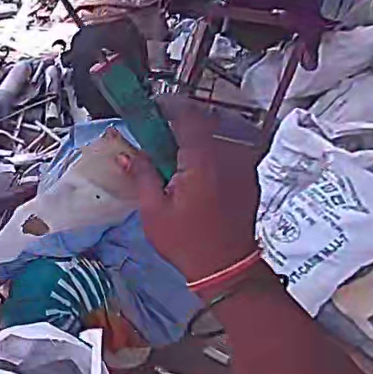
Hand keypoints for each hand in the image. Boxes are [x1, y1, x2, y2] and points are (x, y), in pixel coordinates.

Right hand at [118, 96, 261, 280]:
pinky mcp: (247, 177)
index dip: (170, 105)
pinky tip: (192, 170)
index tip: (152, 106)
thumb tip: (125, 153)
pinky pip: (227, 152)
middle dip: (180, 121)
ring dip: (195, 137)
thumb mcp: (153, 209)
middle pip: (204, 123)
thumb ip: (141, 174)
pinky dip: (208, 151)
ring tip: (173, 153)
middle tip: (157, 131)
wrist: (226, 268)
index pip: (189, 116)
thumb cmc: (186, 241)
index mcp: (202, 161)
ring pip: (217, 136)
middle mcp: (227, 157)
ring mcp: (242, 166)